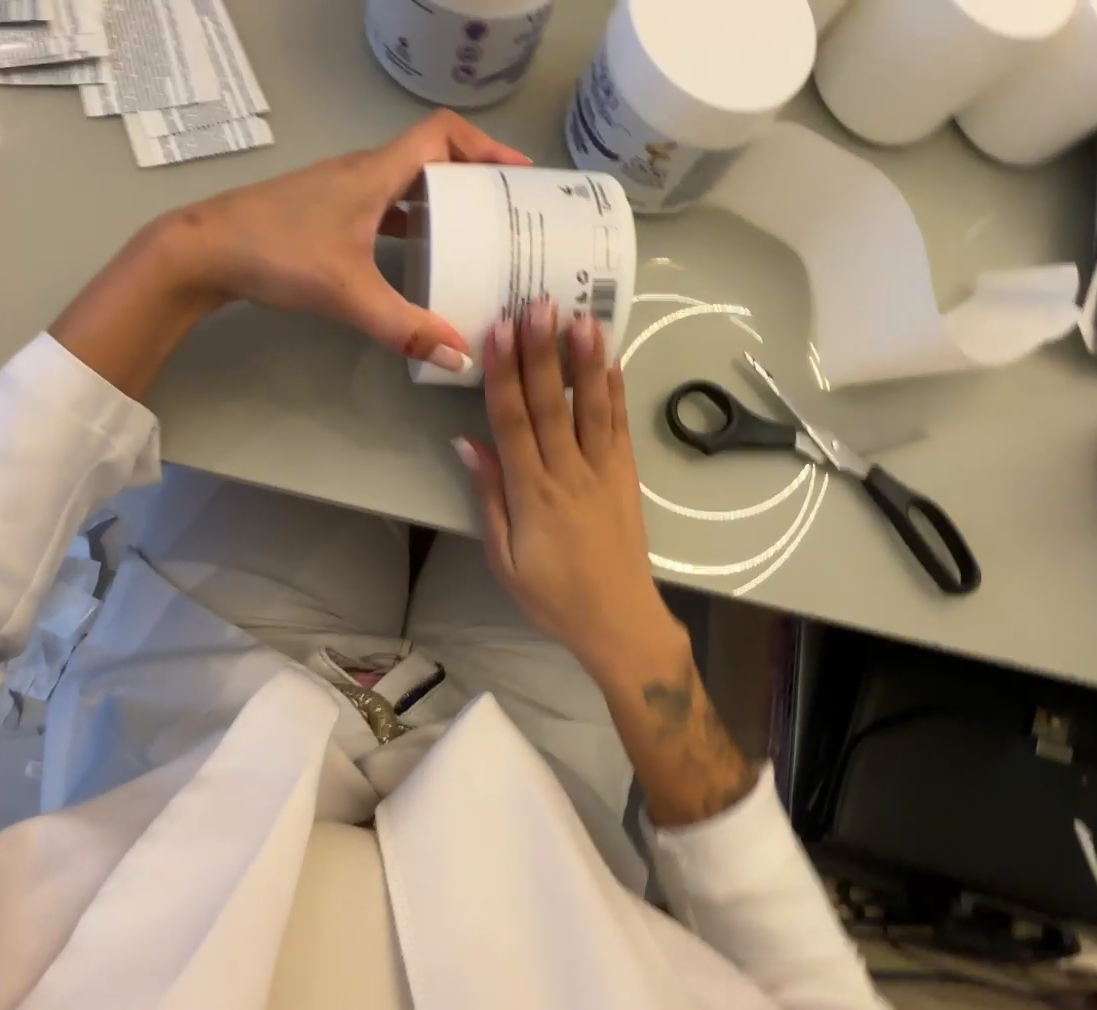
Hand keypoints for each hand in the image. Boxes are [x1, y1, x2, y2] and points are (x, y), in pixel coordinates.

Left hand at [50, 110, 528, 396]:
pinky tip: (423, 253)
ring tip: (478, 232)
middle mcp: (363, 172)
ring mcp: (343, 192)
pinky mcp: (329, 214)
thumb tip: (459, 355)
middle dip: (474, 178)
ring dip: (443, 201)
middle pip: (432, 157)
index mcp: (376, 172)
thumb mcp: (349, 293)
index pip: (442, 134)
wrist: (206, 250)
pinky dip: (413, 222)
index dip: (486, 146)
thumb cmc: (277, 253)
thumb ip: (405, 328)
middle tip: (507, 211)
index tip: (518, 174)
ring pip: (407, 184)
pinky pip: (386, 207)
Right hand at [457, 302, 756, 824]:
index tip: (499, 332)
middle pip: (552, 405)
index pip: (514, 423)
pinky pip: (621, 427)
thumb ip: (490, 496)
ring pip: (593, 407)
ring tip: (582, 316)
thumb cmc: (552, 596)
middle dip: (543, 352)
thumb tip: (467, 443)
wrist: (618, 620)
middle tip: (539, 303)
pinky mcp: (628, 476)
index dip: (505, 375)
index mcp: (534, 495)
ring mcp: (605, 472)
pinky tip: (611, 360)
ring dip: (586, 361)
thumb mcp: (505, 558)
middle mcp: (570, 474)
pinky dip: (616, 391)